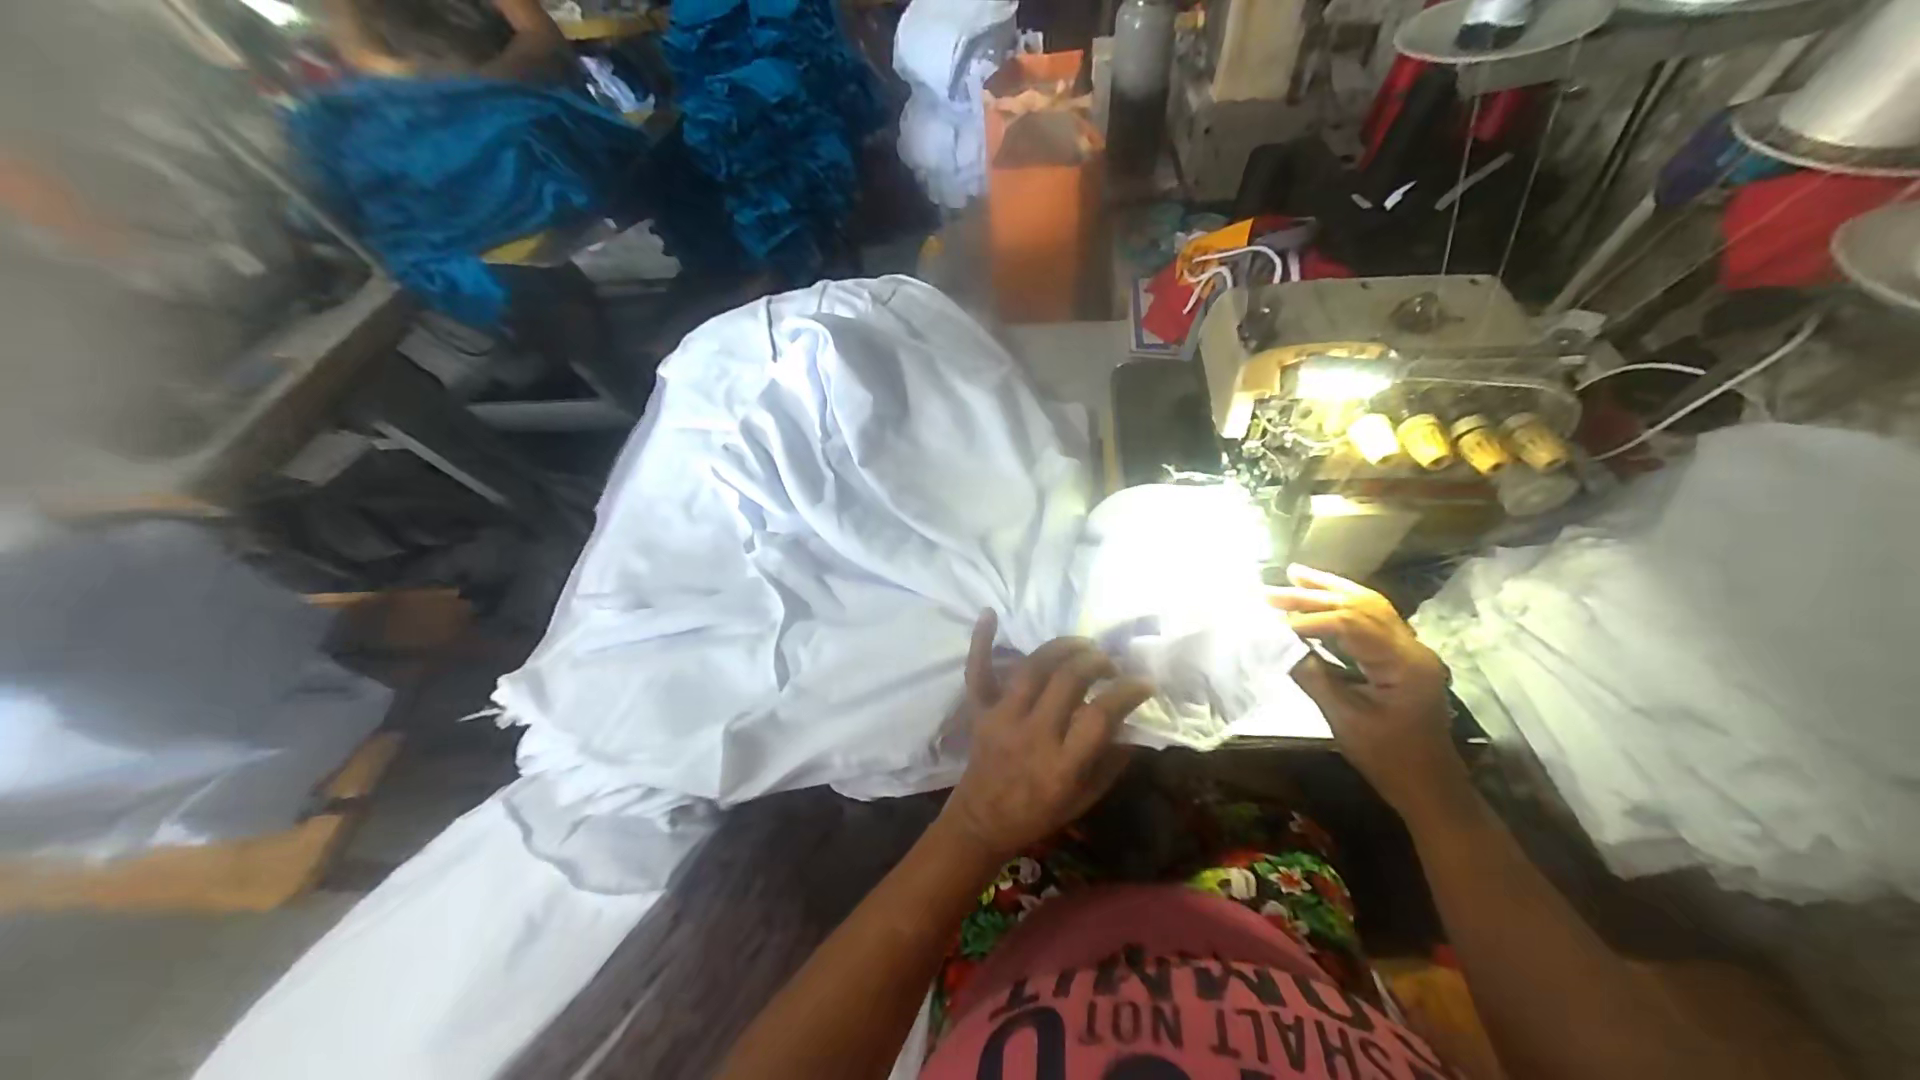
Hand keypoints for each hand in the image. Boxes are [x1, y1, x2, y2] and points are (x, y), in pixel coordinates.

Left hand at [939, 611, 1154, 859]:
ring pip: (1032, 669)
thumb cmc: (1039, 812)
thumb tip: (1134, 723)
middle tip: (1109, 663)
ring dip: (1061, 648)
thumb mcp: (1085, 798)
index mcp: (1062, 764)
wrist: (982, 821)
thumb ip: (1111, 762)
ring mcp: (1001, 719)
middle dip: (1095, 663)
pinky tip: (990, 614)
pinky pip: (977, 672)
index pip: (1099, 716)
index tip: (1143, 682)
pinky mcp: (979, 712)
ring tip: (1082, 645)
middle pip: (1067, 682)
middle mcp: (1032, 735)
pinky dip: (981, 641)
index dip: (1126, 692)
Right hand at [1268, 564, 1467, 817]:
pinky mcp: (1402, 654)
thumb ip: (1313, 676)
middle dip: (1314, 596)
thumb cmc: (1388, 759)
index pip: (1351, 625)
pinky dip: (1342, 603)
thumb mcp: (1344, 720)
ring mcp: (1410, 648)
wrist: (1429, 785)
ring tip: (1295, 575)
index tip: (1272, 623)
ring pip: (1369, 604)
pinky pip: (1372, 617)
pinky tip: (1320, 595)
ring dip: (1329, 590)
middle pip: (1361, 606)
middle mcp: (1412, 647)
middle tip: (1271, 592)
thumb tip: (1278, 643)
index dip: (1309, 620)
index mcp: (1403, 665)